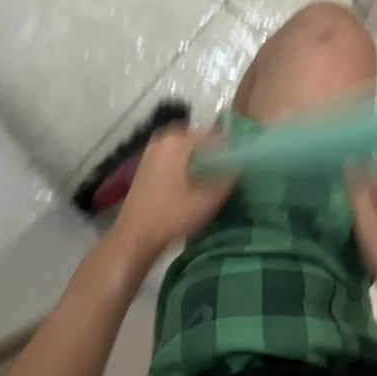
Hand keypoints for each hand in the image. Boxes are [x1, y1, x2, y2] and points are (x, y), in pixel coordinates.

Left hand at [108, 126, 233, 263]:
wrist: (133, 239)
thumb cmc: (172, 216)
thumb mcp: (208, 199)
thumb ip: (228, 178)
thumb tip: (242, 165)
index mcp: (177, 142)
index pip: (213, 136)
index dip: (230, 147)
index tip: (243, 160)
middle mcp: (163, 140)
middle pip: (197, 138)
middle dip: (213, 148)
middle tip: (228, 164)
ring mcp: (151, 153)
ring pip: (183, 147)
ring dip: (198, 156)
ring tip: (213, 173)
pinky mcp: (145, 167)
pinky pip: (172, 156)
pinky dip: (184, 162)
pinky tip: (193, 181)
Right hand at [349, 170, 376, 307]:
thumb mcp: (367, 225)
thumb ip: (358, 194)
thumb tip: (349, 164)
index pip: (369, 170)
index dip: (351, 177)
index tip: (335, 190)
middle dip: (361, 190)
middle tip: (342, 206)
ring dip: (370, 204)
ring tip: (353, 218)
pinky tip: (371, 228)